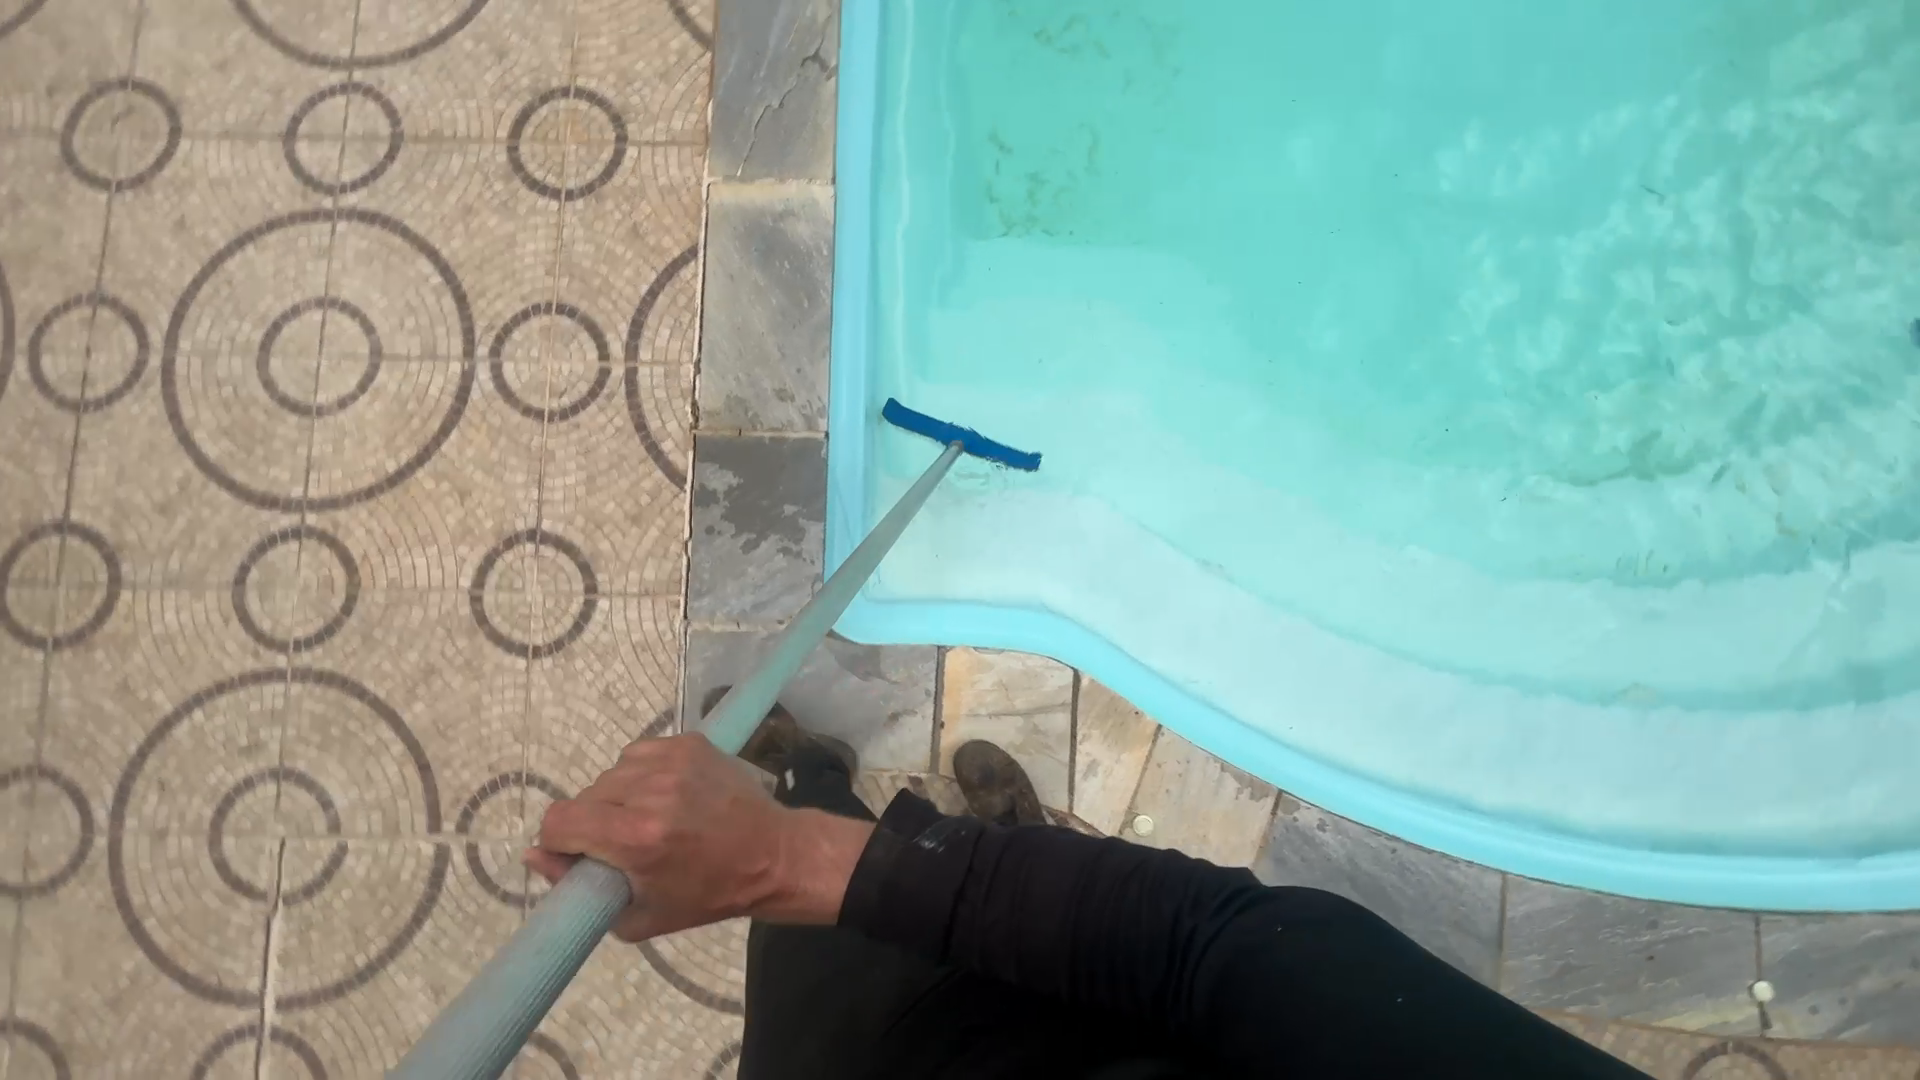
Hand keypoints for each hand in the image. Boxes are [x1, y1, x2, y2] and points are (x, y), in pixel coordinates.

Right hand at [525, 733, 873, 941]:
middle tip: (622, 843)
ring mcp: (674, 760)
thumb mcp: (636, 914)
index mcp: (637, 835)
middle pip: (585, 797)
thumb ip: (577, 887)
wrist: (771, 852)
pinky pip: (640, 753)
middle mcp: (652, 790)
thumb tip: (535, 855)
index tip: (579, 855)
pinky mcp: (691, 742)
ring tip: (648, 817)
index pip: (560, 820)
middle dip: (592, 822)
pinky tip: (664, 794)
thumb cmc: (707, 893)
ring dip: (617, 795)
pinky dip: (641, 772)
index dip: (560, 842)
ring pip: (612, 773)